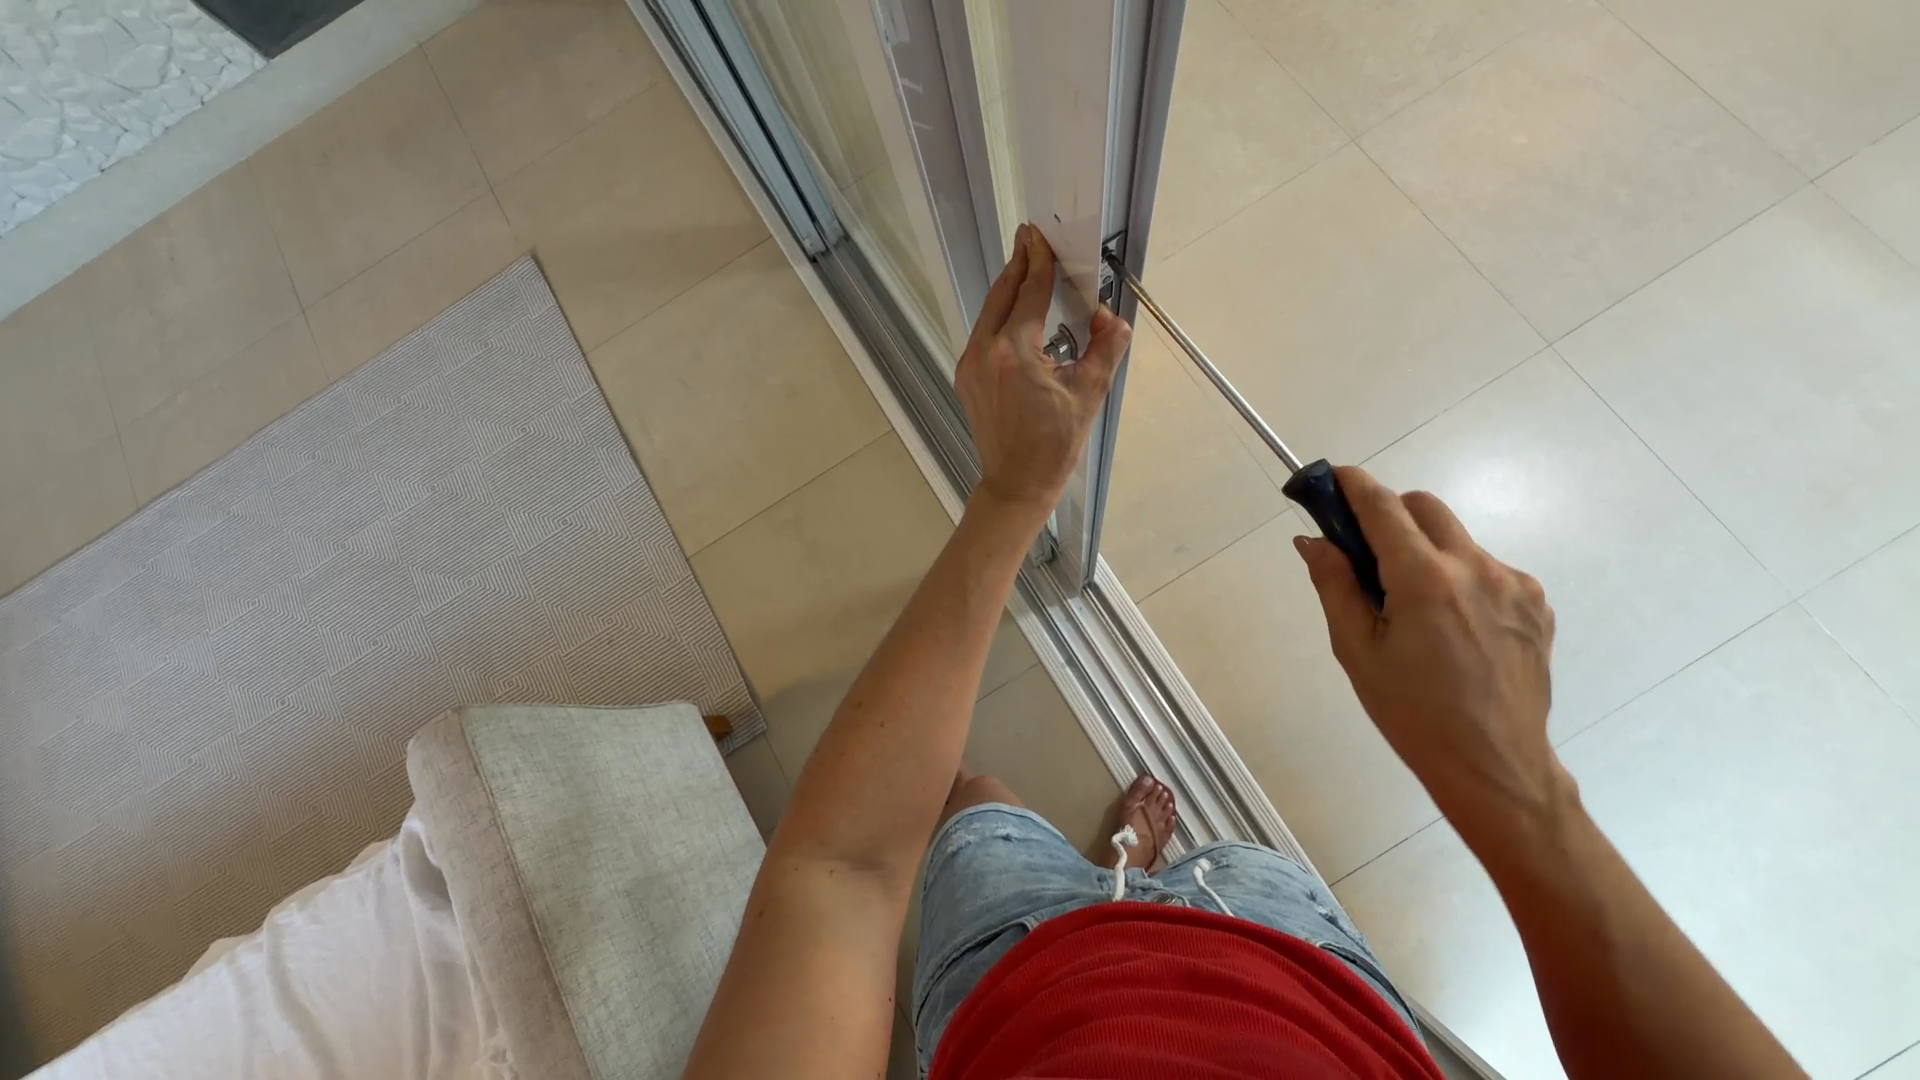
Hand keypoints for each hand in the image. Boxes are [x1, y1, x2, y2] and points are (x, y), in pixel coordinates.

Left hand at [956, 224, 1129, 513]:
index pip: (1030, 292)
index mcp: (1014, 352)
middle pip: (1002, 294)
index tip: (1041, 236)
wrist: (1017, 483)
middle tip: (1029, 238)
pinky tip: (1015, 313)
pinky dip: (1000, 317)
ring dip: (1008, 290)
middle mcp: (984, 352)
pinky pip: (983, 334)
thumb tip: (1109, 316)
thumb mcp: (1091, 392)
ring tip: (1025, 269)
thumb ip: (1107, 345)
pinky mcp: (966, 378)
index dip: (1040, 261)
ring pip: (988, 313)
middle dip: (1018, 265)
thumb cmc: (1054, 444)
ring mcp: (970, 365)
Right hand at [1295, 467, 1568, 838]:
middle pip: (1425, 507)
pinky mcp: (1537, 603)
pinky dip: (1458, 577)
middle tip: (1366, 554)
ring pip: (1457, 539)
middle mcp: (1476, 567)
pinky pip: (1486, 568)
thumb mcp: (1356, 650)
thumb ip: (1334, 585)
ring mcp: (1514, 583)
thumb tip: (1313, 540)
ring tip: (1413, 608)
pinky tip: (1451, 626)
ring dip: (1425, 550)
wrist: (1494, 764)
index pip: (1383, 506)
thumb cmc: (1410, 711)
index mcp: (1424, 579)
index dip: (1352, 484)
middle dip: (1389, 513)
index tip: (1331, 478)